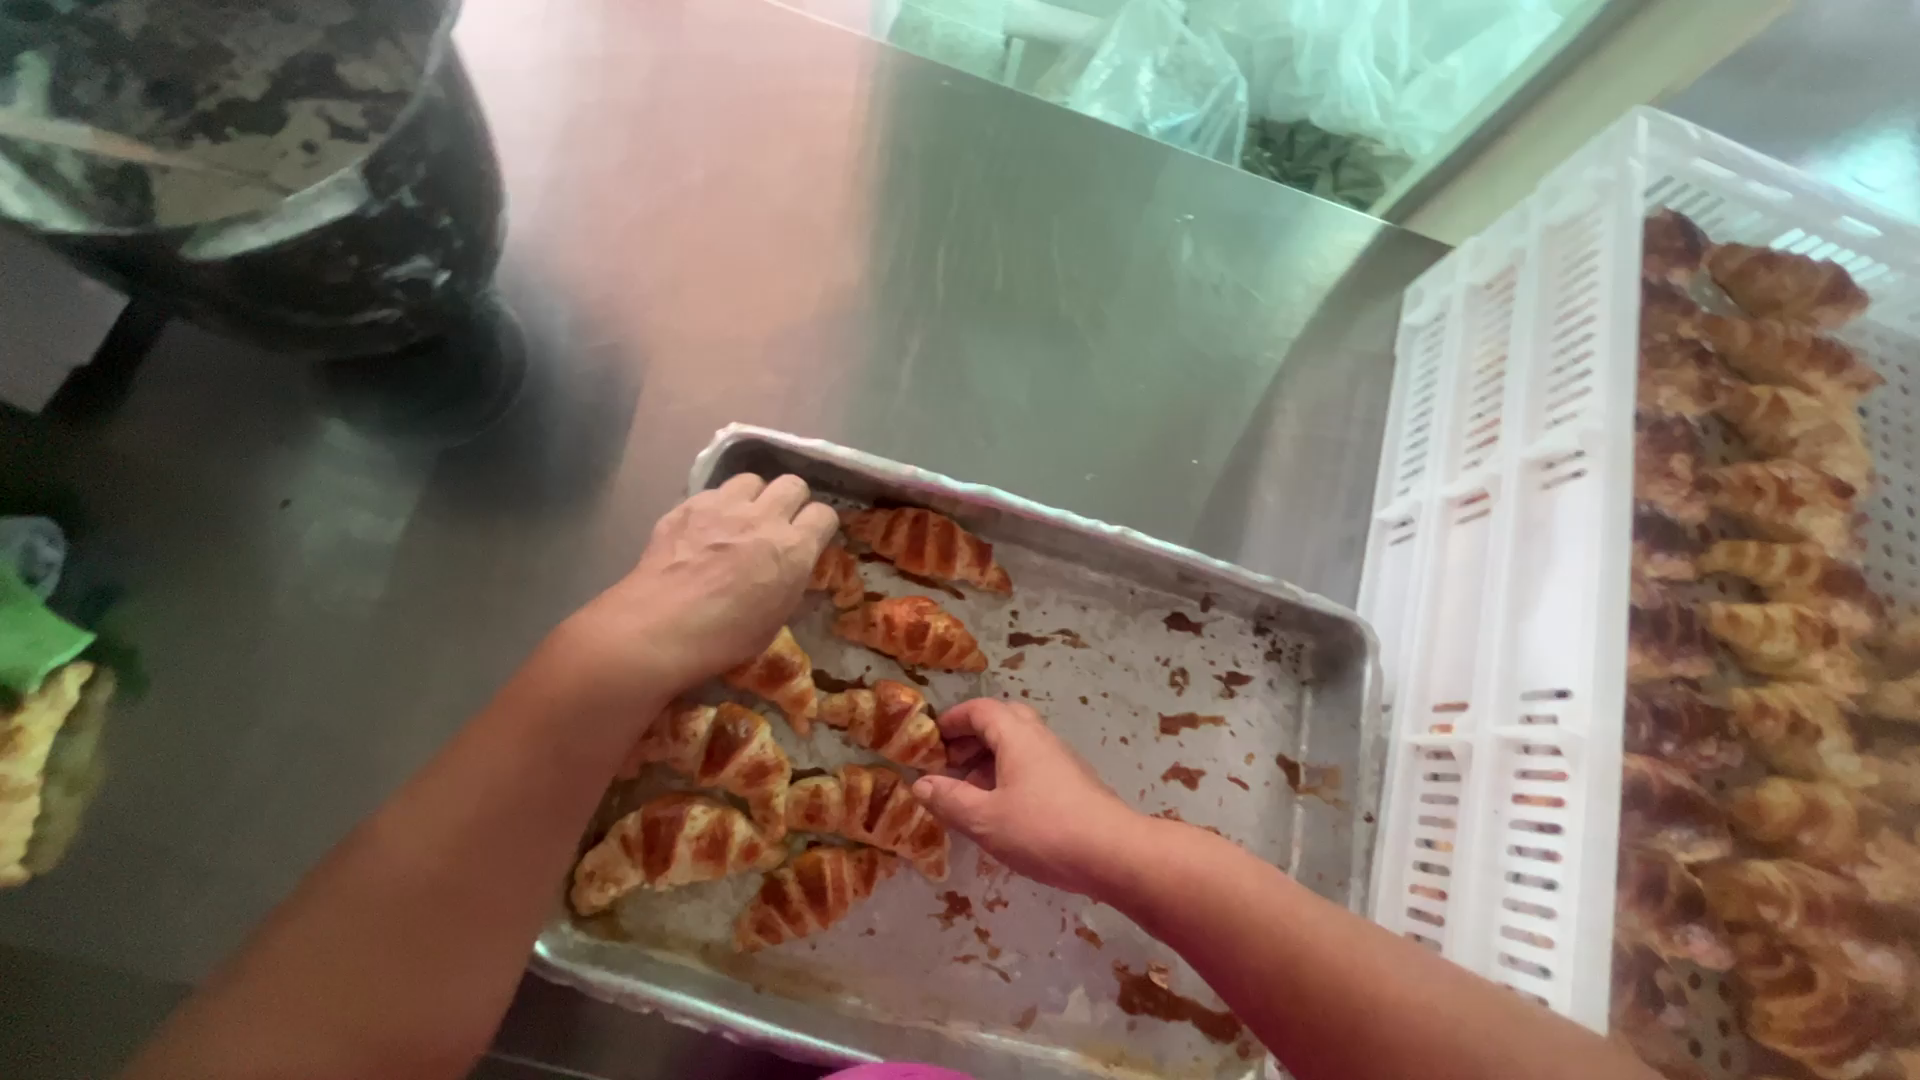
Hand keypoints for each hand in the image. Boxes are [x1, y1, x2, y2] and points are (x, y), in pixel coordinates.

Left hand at [561, 474, 837, 705]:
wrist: (660, 628)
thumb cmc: (725, 637)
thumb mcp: (776, 619)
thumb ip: (792, 585)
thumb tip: (795, 573)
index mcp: (793, 548)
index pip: (825, 514)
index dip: (819, 526)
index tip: (811, 539)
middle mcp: (763, 518)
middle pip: (793, 484)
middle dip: (791, 501)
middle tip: (779, 523)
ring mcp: (723, 507)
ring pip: (752, 480)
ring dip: (754, 497)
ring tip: (742, 519)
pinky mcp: (688, 505)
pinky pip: (714, 492)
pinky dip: (717, 506)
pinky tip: (706, 529)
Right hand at [912, 699, 1141, 896]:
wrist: (1113, 853)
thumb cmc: (1043, 829)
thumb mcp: (985, 819)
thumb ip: (950, 799)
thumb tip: (920, 783)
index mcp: (1017, 735)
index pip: (980, 709)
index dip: (952, 719)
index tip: (930, 738)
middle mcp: (1040, 738)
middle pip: (1002, 721)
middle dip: (971, 738)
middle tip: (948, 764)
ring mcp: (1060, 760)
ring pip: (1018, 745)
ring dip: (989, 759)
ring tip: (968, 792)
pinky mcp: (1072, 784)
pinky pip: (1031, 766)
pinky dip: (1008, 775)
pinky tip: (999, 810)